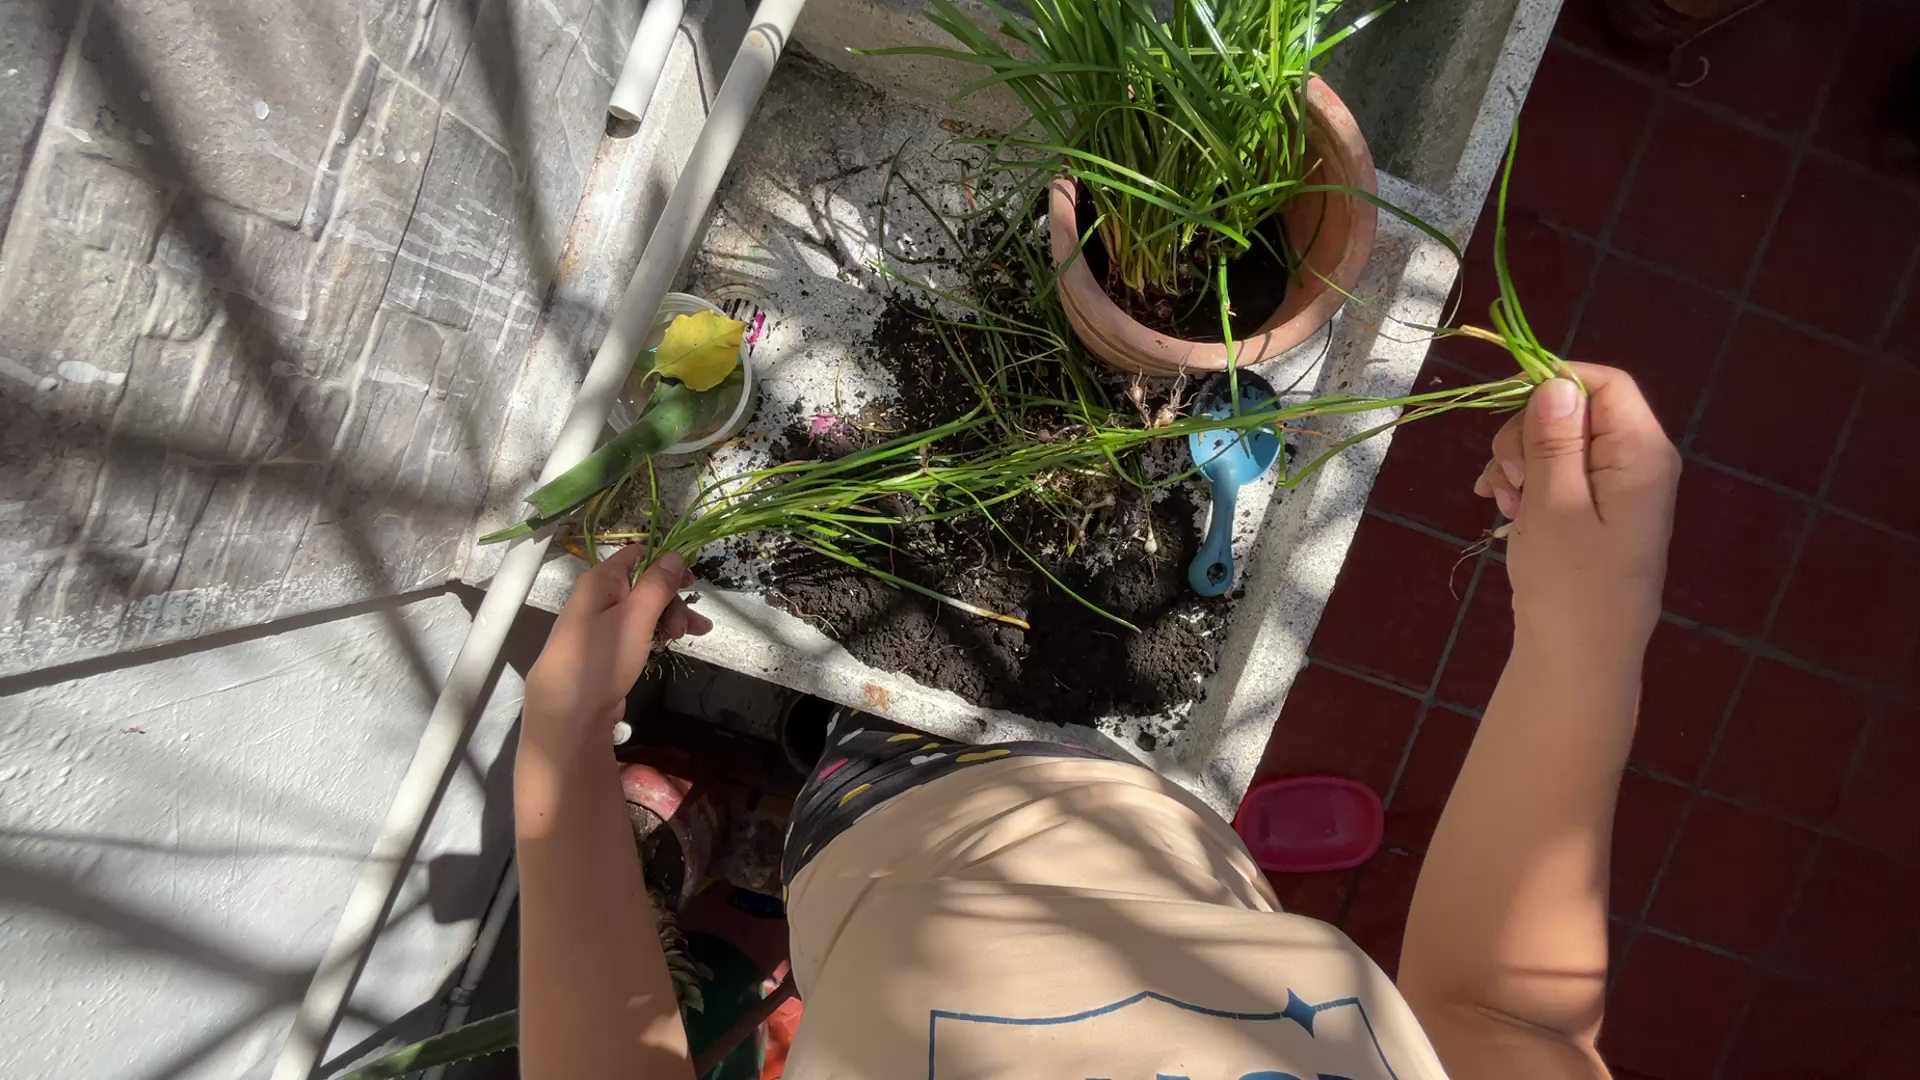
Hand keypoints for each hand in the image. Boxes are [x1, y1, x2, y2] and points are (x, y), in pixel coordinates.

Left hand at [523, 545, 711, 740]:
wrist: (569, 716)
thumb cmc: (601, 659)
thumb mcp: (636, 617)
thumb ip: (657, 584)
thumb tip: (674, 554)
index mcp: (600, 582)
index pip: (637, 555)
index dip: (666, 562)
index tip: (691, 581)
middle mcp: (599, 599)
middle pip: (645, 585)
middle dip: (673, 600)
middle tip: (689, 625)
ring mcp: (603, 625)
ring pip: (646, 610)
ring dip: (672, 618)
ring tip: (693, 636)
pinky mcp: (609, 649)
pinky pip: (639, 631)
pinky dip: (660, 633)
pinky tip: (676, 643)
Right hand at [1472, 363, 1679, 667]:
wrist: (1578, 650)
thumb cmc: (1570, 581)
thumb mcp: (1553, 507)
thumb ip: (1555, 444)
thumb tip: (1554, 384)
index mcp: (1639, 454)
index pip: (1604, 384)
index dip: (1550, 382)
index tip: (1496, 407)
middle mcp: (1633, 460)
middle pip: (1571, 410)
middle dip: (1523, 435)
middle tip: (1505, 479)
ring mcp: (1611, 484)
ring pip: (1552, 441)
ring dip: (1516, 463)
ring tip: (1505, 503)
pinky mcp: (1590, 505)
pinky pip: (1550, 471)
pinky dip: (1520, 483)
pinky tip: (1505, 508)